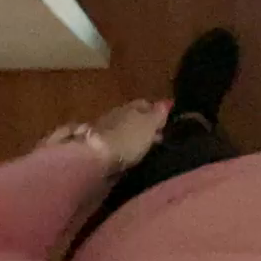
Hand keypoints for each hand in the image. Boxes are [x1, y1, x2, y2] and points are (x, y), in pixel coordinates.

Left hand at [41, 99, 169, 169]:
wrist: (94, 158)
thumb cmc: (127, 139)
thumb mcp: (149, 125)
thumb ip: (158, 114)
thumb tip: (167, 102)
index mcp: (131, 106)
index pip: (145, 104)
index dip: (155, 112)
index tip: (164, 123)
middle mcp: (116, 114)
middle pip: (132, 117)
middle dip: (142, 125)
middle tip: (156, 138)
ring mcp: (102, 130)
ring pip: (120, 129)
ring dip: (130, 136)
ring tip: (141, 149)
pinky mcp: (93, 147)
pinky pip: (111, 143)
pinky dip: (119, 146)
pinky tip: (124, 155)